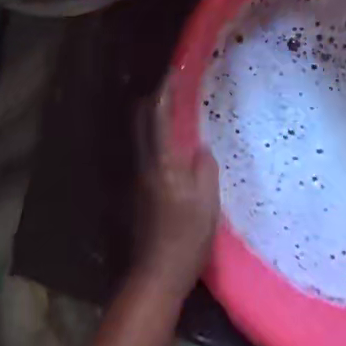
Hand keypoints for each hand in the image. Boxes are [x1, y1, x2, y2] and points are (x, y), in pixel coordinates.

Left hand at [133, 82, 218, 291]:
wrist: (157, 273)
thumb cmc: (186, 236)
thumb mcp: (207, 202)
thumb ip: (204, 168)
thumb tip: (200, 149)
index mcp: (162, 161)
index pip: (159, 115)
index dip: (164, 90)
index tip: (173, 71)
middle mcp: (144, 163)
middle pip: (141, 120)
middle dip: (153, 99)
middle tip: (170, 86)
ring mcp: (138, 178)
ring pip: (141, 135)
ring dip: (153, 118)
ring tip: (173, 111)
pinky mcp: (139, 191)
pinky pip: (146, 151)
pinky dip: (155, 137)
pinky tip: (171, 146)